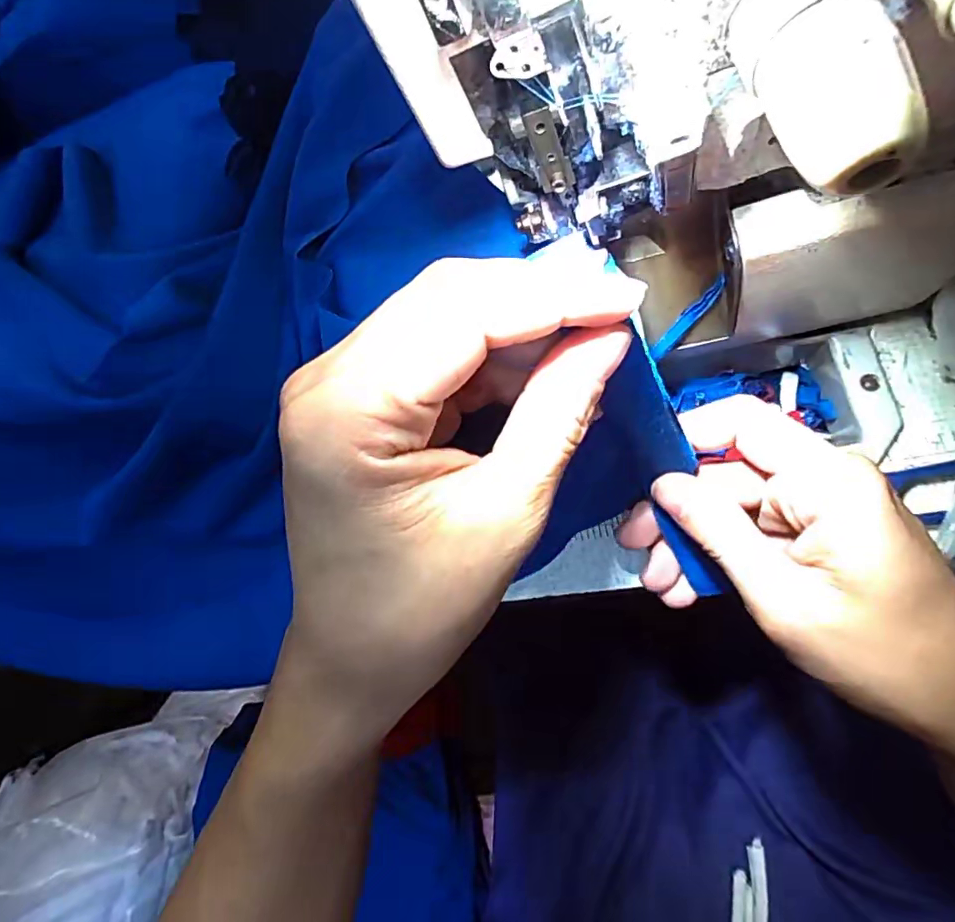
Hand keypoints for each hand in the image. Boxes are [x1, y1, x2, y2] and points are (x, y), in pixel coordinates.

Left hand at [274, 257, 640, 755]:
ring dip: (519, 319)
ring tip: (589, 332)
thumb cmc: (426, 606)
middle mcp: (329, 375)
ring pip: (442, 314)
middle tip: (612, 307)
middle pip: (445, 297)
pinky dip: (494, 350)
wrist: (354, 658)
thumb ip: (558, 411)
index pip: (462, 314)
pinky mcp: (354, 394)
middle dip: (536, 296)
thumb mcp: (507, 511)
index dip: (553, 296)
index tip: (625, 295)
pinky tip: (543, 359)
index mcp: (350, 406)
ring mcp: (336, 381)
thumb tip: (608, 338)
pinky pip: (434, 348)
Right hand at [620, 395, 954, 746]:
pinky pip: (756, 531)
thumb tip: (663, 485)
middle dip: (678, 511)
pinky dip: (723, 556)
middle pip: (729, 472)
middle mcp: (822, 478)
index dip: (684, 436)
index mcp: (826, 477)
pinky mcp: (818, 534)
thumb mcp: (781, 596)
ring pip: (735, 506)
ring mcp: (820, 507)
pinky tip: (690, 588)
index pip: (741, 422)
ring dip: (694, 542)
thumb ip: (717, 532)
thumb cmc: (878, 653)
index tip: (637, 474)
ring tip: (660, 583)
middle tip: (635, 548)